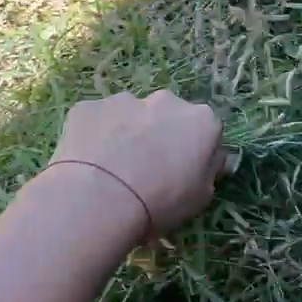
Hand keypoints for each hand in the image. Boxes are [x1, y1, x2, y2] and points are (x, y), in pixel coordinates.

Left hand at [48, 90, 224, 234]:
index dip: (194, 152)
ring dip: (127, 134)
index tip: (182, 173)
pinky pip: (96, 121)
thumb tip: (213, 158)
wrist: (100, 199)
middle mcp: (166, 101)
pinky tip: (89, 163)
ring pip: (130, 115)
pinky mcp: (88, 107)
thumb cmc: (161, 201)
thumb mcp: (201, 197)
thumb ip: (210, 170)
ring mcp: (125, 100)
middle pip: (168, 116)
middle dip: (160, 135)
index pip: (205, 131)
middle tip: (146, 170)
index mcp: (201, 121)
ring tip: (112, 170)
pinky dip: (95, 137)